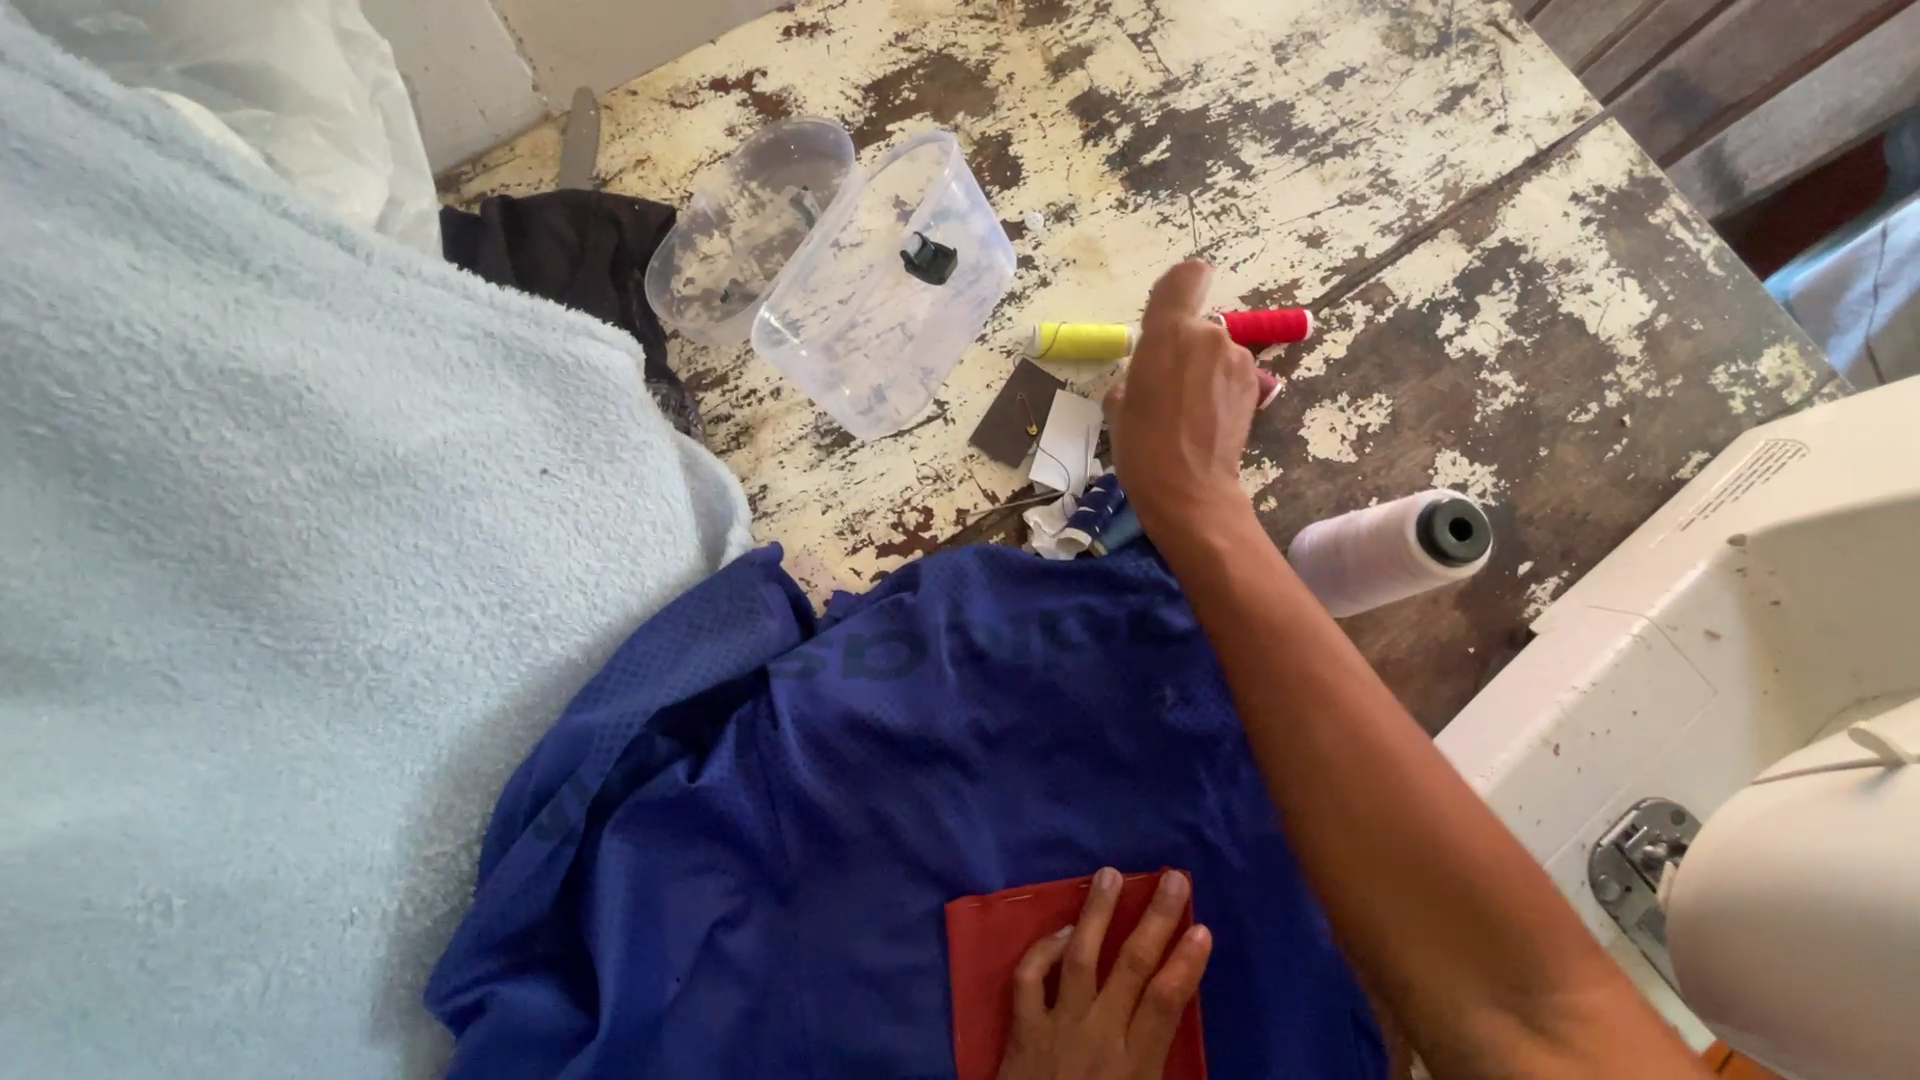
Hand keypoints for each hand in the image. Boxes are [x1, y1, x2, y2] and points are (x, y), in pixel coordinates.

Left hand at [996, 868, 1213, 1079]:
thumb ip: (1161, 1063)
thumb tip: (1176, 1021)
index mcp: (1136, 1067)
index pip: (1167, 1003)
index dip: (1186, 964)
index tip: (1203, 928)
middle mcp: (1100, 1038)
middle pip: (1132, 967)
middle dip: (1156, 920)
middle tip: (1174, 879)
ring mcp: (1058, 1028)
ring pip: (1080, 957)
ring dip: (1097, 913)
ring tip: (1110, 873)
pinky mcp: (1022, 1028)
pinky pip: (1030, 977)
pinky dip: (1043, 948)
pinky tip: (1060, 929)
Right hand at [1106, 260, 1260, 546]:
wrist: (1188, 490)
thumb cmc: (1140, 446)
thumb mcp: (1118, 403)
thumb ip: (1137, 371)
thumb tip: (1150, 373)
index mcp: (1168, 332)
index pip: (1187, 277)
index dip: (1181, 288)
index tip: (1170, 314)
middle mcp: (1209, 335)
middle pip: (1199, 324)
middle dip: (1185, 348)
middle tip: (1168, 389)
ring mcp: (1238, 361)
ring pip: (1216, 351)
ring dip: (1203, 370)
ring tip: (1187, 412)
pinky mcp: (1254, 386)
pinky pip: (1230, 373)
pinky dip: (1219, 388)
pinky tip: (1206, 421)